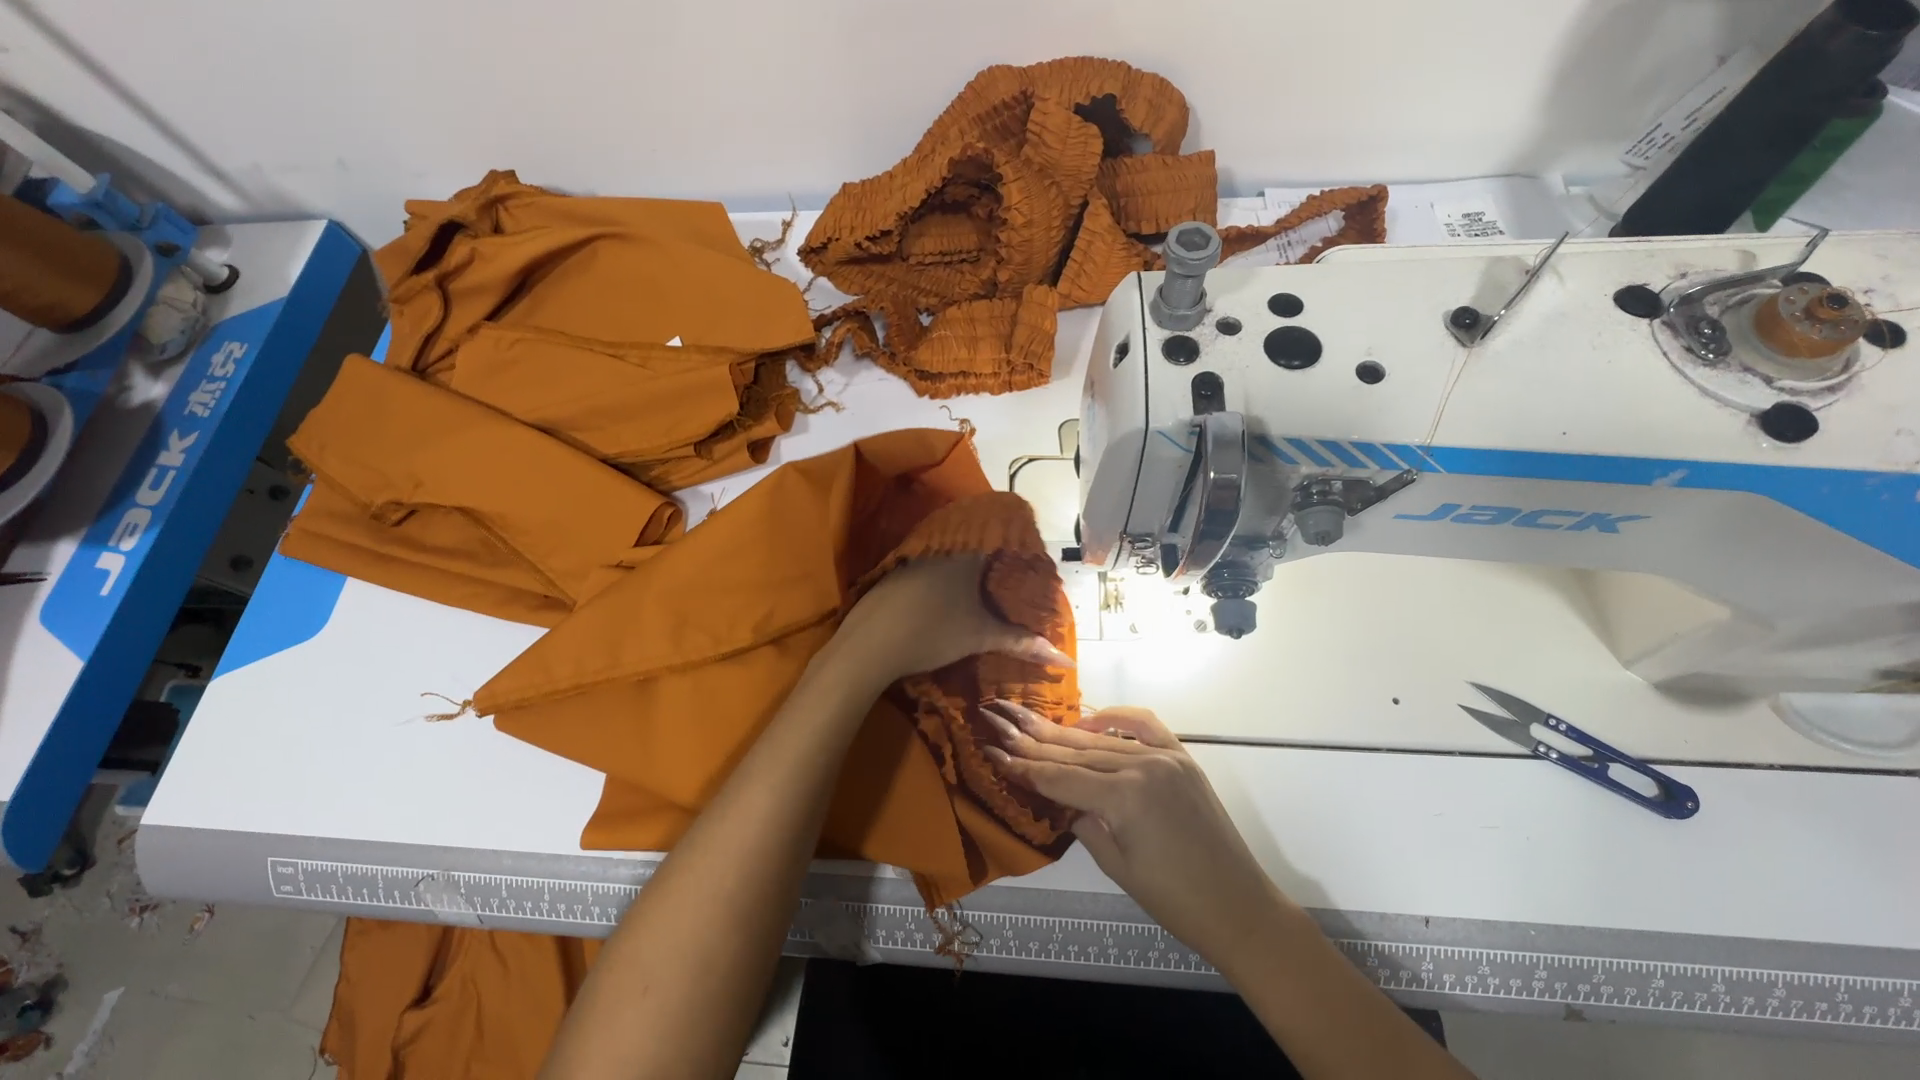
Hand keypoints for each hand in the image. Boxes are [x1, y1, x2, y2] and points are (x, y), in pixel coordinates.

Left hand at [821, 555, 1073, 693]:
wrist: (869, 645)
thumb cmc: (932, 634)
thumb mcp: (981, 637)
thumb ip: (1022, 643)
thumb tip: (1067, 662)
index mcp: (966, 553)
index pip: (998, 534)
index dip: (1014, 542)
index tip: (1028, 555)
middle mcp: (940, 546)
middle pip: (972, 540)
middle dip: (991, 552)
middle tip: (1009, 570)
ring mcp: (913, 556)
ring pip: (947, 550)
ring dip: (963, 560)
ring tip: (982, 580)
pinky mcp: (893, 571)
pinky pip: (926, 561)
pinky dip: (940, 572)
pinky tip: (944, 590)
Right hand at [982, 703, 1288, 965]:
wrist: (1237, 906)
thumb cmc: (1174, 900)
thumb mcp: (1117, 867)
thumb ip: (1085, 825)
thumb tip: (1063, 799)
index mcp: (1123, 798)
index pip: (1060, 778)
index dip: (1024, 767)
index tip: (992, 750)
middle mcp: (1142, 767)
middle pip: (1077, 752)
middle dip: (1035, 740)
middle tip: (1000, 722)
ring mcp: (1165, 758)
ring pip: (1103, 740)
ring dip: (1065, 732)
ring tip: (1030, 721)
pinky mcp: (1183, 759)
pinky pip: (1144, 725)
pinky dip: (1116, 717)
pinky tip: (1091, 717)